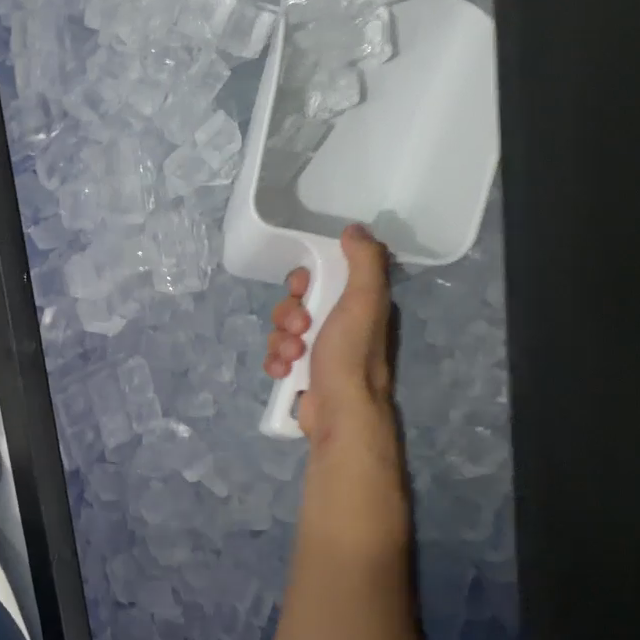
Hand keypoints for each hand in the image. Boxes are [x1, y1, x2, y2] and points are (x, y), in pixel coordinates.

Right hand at [263, 225, 394, 442]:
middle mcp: (338, 326)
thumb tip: (353, 228)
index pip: (320, 279)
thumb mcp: (364, 300)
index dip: (303, 281)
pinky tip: (283, 372)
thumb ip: (363, 261)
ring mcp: (317, 352)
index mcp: (356, 306)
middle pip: (294, 305)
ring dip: (280, 342)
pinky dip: (275, 362)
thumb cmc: (351, 354)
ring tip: (293, 357)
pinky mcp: (299, 374)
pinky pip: (276, 357)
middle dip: (287, 315)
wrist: (339, 411)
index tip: (300, 289)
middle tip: (299, 328)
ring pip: (282, 332)